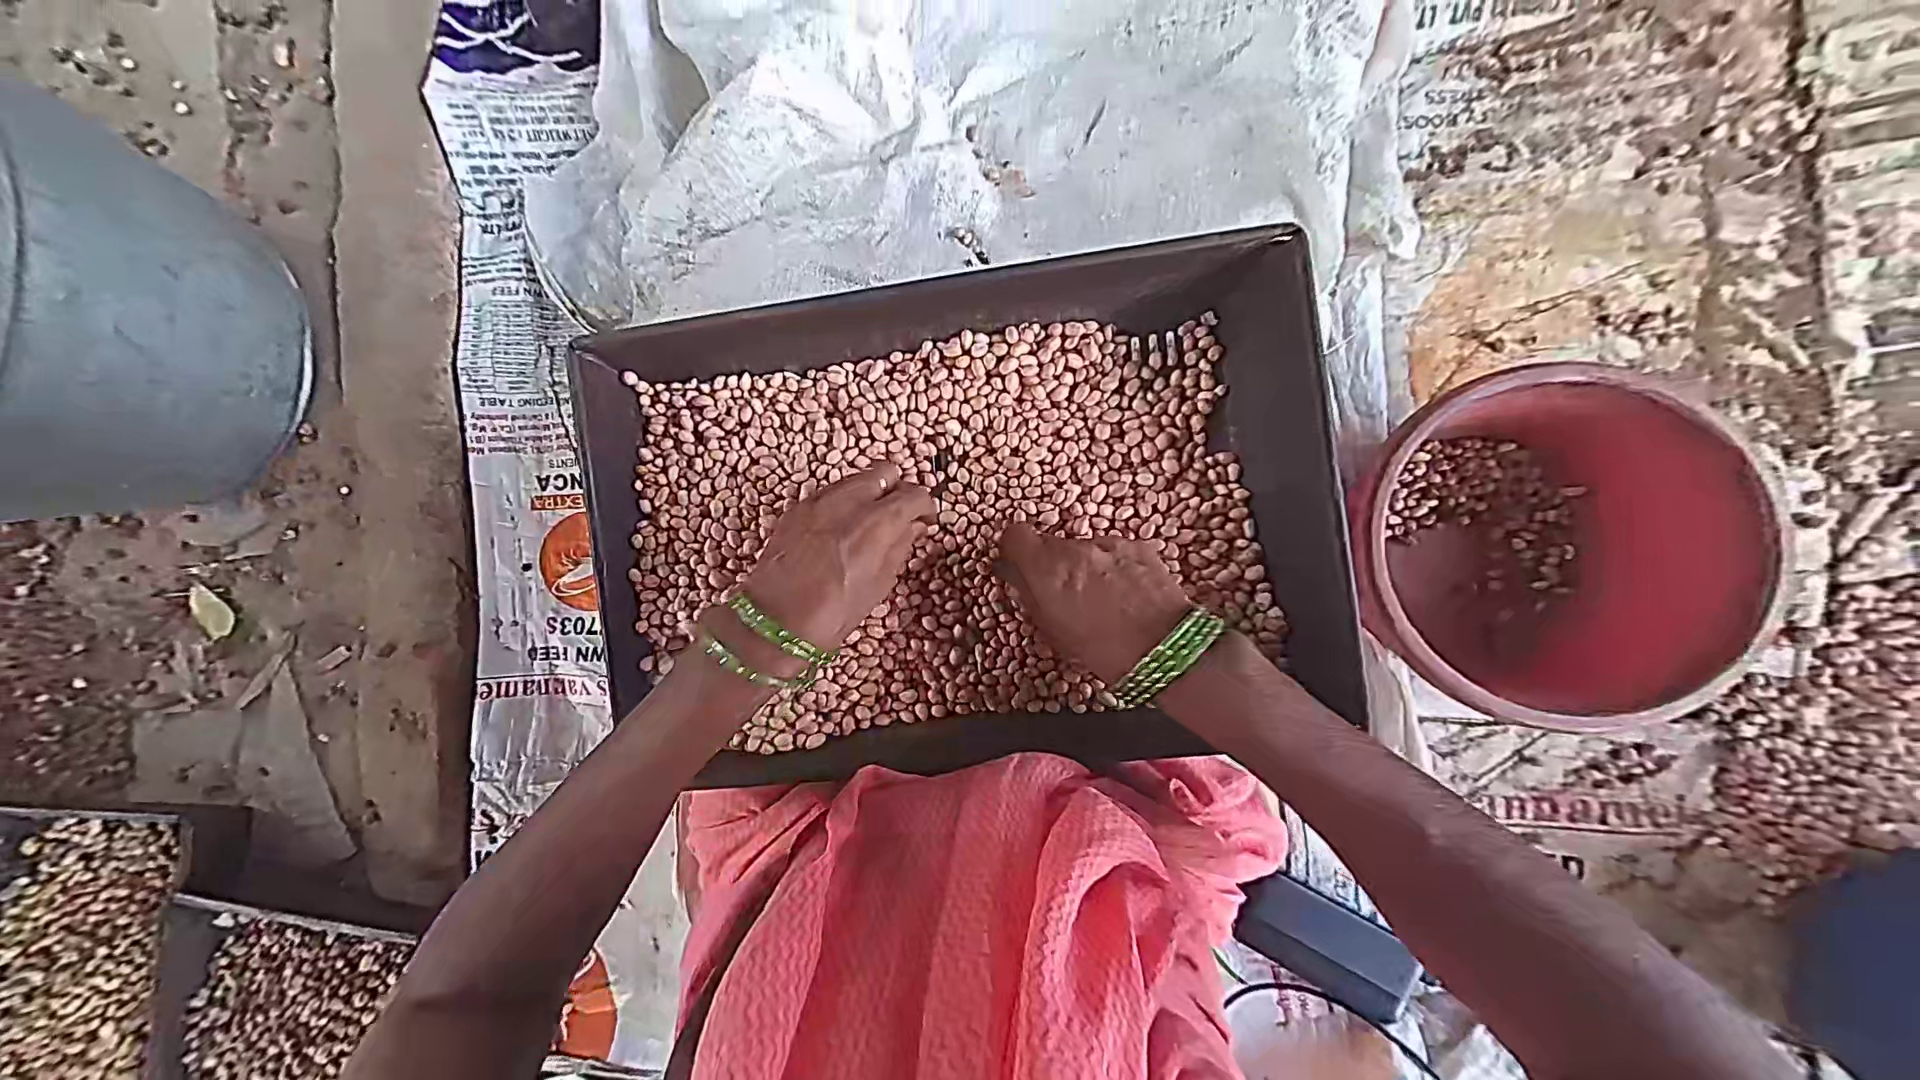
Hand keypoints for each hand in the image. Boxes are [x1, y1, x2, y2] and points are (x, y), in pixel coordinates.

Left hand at [727, 463, 935, 661]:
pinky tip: (843, 530)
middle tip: (900, 515)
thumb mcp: (879, 583)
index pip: (914, 494)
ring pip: (856, 479)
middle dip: (897, 490)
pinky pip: (831, 492)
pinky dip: (844, 503)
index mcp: (877, 522)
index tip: (926, 519)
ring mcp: (819, 501)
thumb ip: (900, 546)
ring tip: (870, 524)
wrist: (776, 620)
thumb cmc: (833, 612)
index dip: (925, 506)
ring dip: (870, 494)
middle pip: (885, 472)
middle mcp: (848, 501)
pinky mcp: (798, 508)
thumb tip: (914, 526)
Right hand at [994, 522, 1194, 683]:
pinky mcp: (1137, 546)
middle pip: (1051, 544)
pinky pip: (1113, 552)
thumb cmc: (1103, 649)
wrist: (1164, 647)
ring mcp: (1108, 545)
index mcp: (1046, 568)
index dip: (1014, 550)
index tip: (1018, 565)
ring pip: (1084, 549)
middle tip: (1063, 595)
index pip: (1014, 535)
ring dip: (1085, 568)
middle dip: (1052, 565)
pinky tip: (1124, 595)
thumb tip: (1014, 574)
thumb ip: (1029, 595)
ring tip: (1101, 601)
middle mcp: (1075, 549)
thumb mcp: (1052, 630)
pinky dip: (1113, 567)